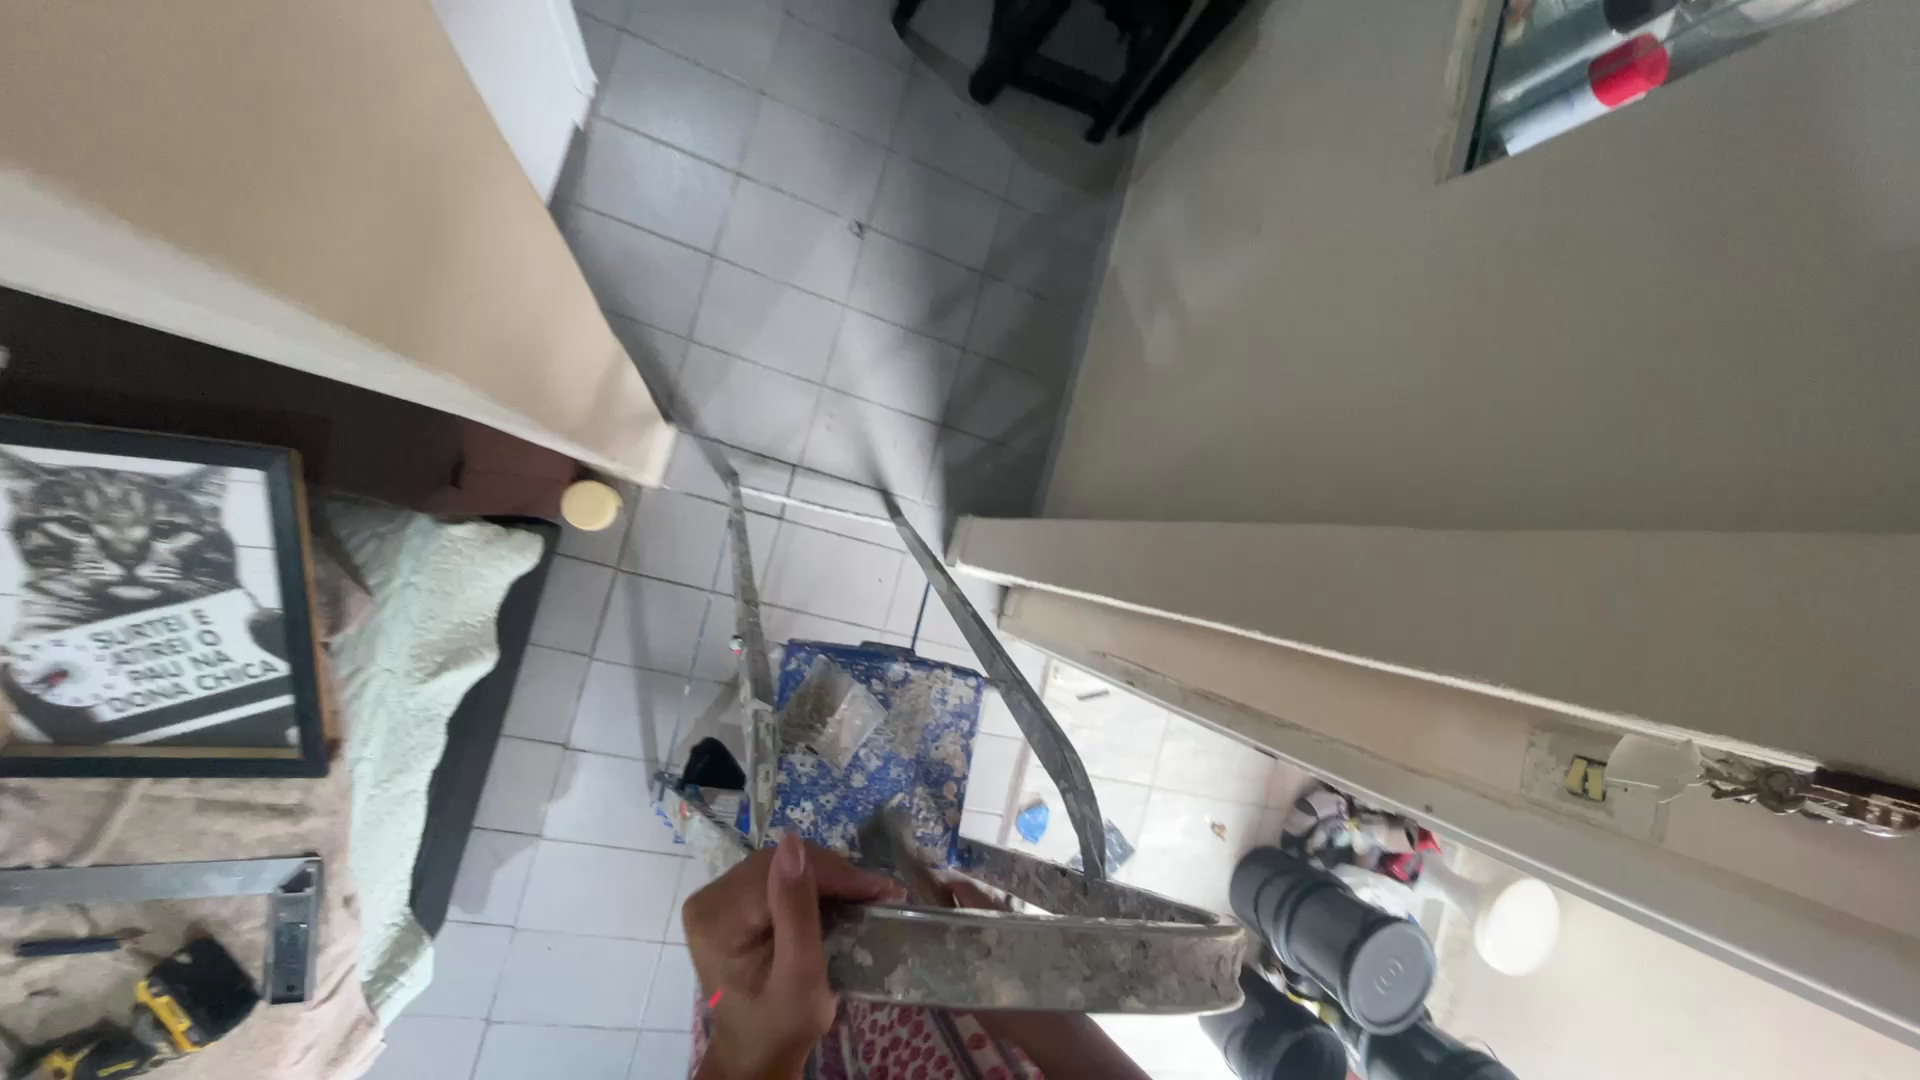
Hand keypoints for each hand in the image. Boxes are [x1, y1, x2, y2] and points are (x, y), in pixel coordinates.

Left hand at [687, 831, 903, 1079]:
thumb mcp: (799, 975)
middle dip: (834, 875)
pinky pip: (779, 876)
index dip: (833, 875)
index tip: (881, 889)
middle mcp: (709, 898)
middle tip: (880, 892)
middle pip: (781, 864)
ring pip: (783, 865)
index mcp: (716, 917)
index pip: (780, 873)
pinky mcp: (732, 901)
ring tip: (866, 893)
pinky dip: (813, 885)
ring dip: (827, 879)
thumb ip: (798, 909)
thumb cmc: (781, 1027)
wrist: (758, 1056)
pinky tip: (840, 896)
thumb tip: (794, 842)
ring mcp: (718, 898)